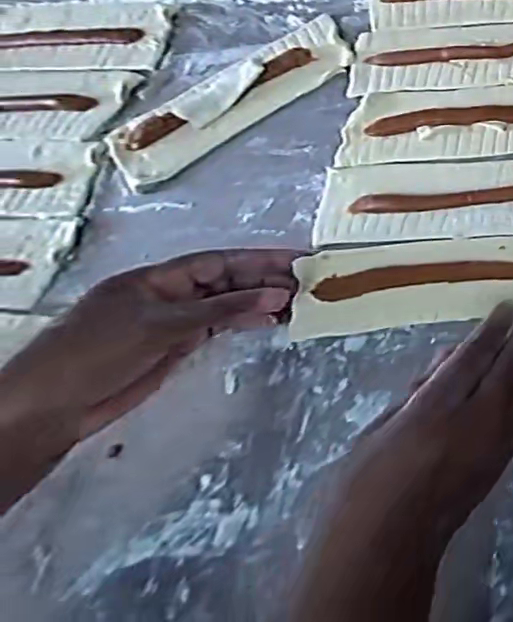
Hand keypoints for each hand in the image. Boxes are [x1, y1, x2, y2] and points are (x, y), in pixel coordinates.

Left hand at [0, 248, 297, 453]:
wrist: (44, 412)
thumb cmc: (93, 355)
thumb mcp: (162, 326)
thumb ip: (225, 308)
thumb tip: (282, 294)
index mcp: (152, 281)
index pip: (217, 262)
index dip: (260, 259)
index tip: (300, 260)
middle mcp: (165, 295)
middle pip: (226, 280)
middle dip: (267, 281)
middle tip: (309, 284)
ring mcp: (171, 320)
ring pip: (228, 302)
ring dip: (263, 301)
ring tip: (300, 303)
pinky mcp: (177, 342)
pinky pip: (222, 323)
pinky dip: (248, 320)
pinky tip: (273, 320)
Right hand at [292, 304, 512, 621]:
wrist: (388, 546)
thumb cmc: (366, 489)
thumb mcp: (376, 433)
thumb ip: (416, 393)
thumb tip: (449, 359)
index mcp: (436, 406)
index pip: (473, 355)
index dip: (494, 328)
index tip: (510, 307)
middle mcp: (476, 414)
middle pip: (511, 362)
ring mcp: (499, 433)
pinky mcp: (510, 452)